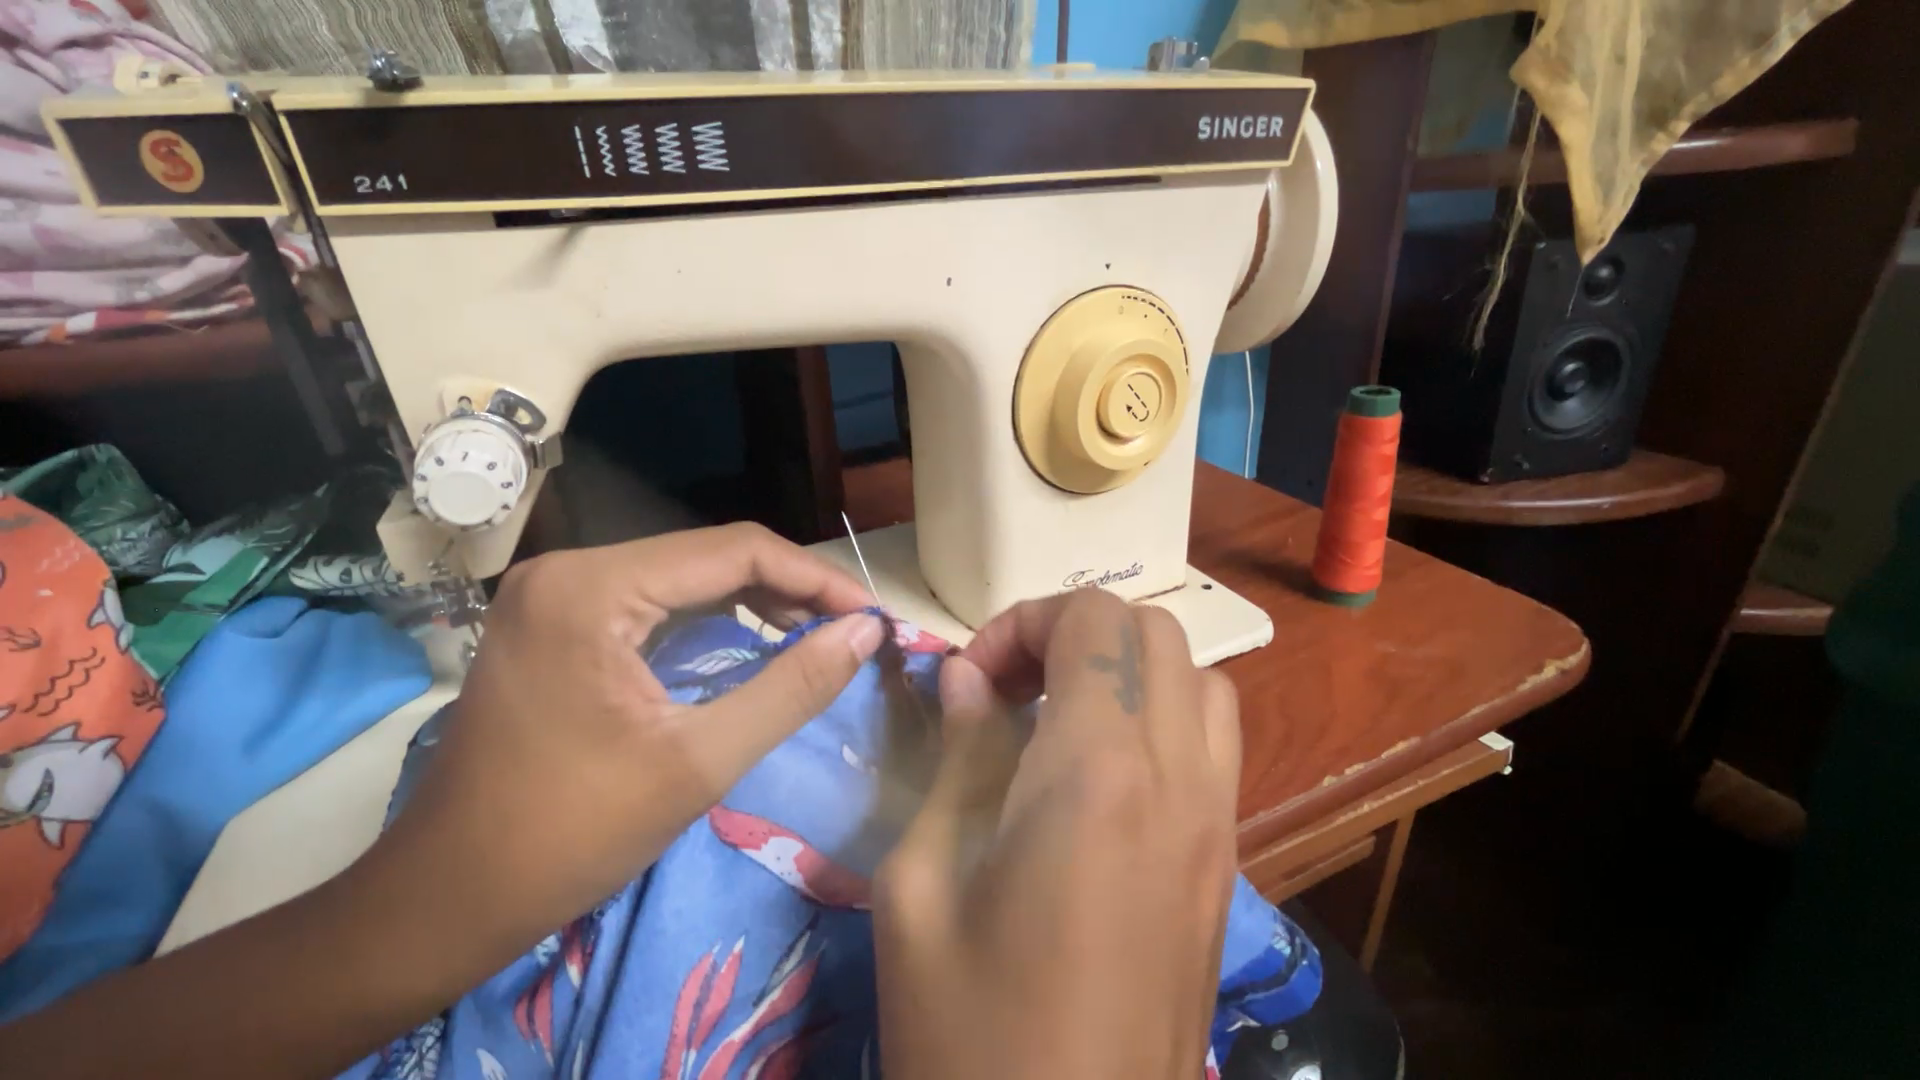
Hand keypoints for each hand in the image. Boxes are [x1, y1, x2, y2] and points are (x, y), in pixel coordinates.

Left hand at [359, 524, 884, 964]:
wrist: (445, 899)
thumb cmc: (570, 834)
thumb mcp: (698, 762)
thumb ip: (791, 688)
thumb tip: (865, 631)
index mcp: (592, 587)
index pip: (734, 550)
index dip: (816, 578)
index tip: (873, 617)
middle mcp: (569, 570)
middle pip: (708, 557)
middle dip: (789, 590)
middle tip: (852, 630)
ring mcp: (556, 594)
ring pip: (683, 578)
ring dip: (754, 602)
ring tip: (817, 636)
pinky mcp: (555, 623)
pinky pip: (652, 603)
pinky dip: (710, 621)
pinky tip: (753, 642)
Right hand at [873, 589, 1242, 1079]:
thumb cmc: (969, 1030)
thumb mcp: (922, 884)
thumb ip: (956, 757)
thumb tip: (965, 676)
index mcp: (1096, 771)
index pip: (1092, 618)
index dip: (1021, 621)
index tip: (968, 679)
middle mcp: (1177, 777)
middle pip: (1154, 631)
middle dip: (1073, 633)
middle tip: (1007, 691)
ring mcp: (1217, 822)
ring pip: (1200, 680)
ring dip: (1129, 670)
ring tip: (1060, 722)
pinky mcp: (1227, 865)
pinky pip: (1214, 744)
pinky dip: (1163, 718)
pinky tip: (1102, 778)